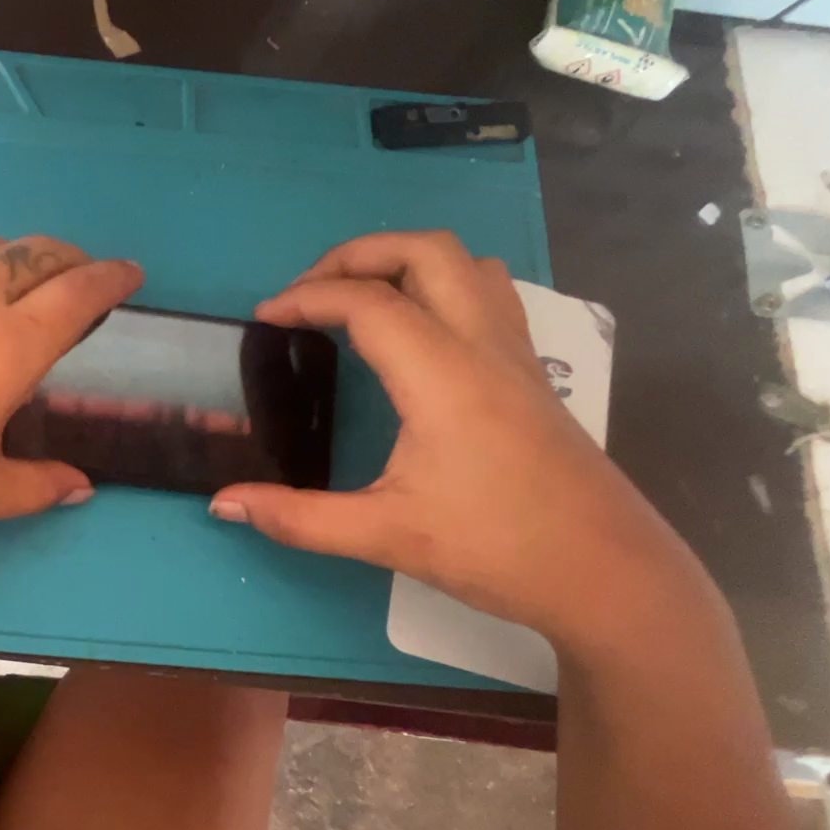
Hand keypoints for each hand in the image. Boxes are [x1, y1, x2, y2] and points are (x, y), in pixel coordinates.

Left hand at [0, 235, 143, 571]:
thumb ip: (38, 487)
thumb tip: (81, 488)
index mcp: (8, 344)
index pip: (79, 292)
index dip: (112, 278)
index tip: (130, 274)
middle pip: (34, 253)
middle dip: (69, 259)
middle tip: (80, 278)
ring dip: (12, 261)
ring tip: (14, 290)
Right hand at [211, 231, 703, 640]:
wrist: (608, 577)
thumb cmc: (495, 550)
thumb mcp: (381, 536)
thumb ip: (294, 517)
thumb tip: (221, 504)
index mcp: (444, 379)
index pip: (369, 303)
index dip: (306, 299)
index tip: (263, 319)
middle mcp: (485, 349)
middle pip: (427, 252)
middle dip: (357, 255)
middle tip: (306, 292)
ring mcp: (516, 357)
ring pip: (466, 264)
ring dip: (402, 262)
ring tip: (351, 298)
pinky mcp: (529, 374)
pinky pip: (485, 295)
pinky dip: (436, 286)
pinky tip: (407, 330)